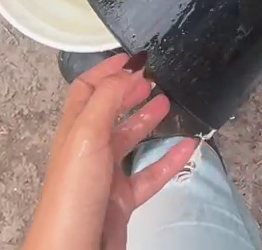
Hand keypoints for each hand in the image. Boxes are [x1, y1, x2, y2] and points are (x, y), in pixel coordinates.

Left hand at [22, 53, 198, 249]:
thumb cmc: (73, 194)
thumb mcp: (87, 135)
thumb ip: (108, 98)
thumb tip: (130, 68)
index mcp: (74, 129)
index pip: (86, 89)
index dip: (107, 70)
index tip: (135, 58)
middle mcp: (88, 149)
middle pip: (109, 110)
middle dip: (130, 91)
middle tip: (156, 78)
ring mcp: (104, 177)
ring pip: (130, 140)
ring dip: (149, 120)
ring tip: (170, 102)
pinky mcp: (121, 202)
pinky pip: (149, 175)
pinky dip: (168, 160)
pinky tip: (188, 147)